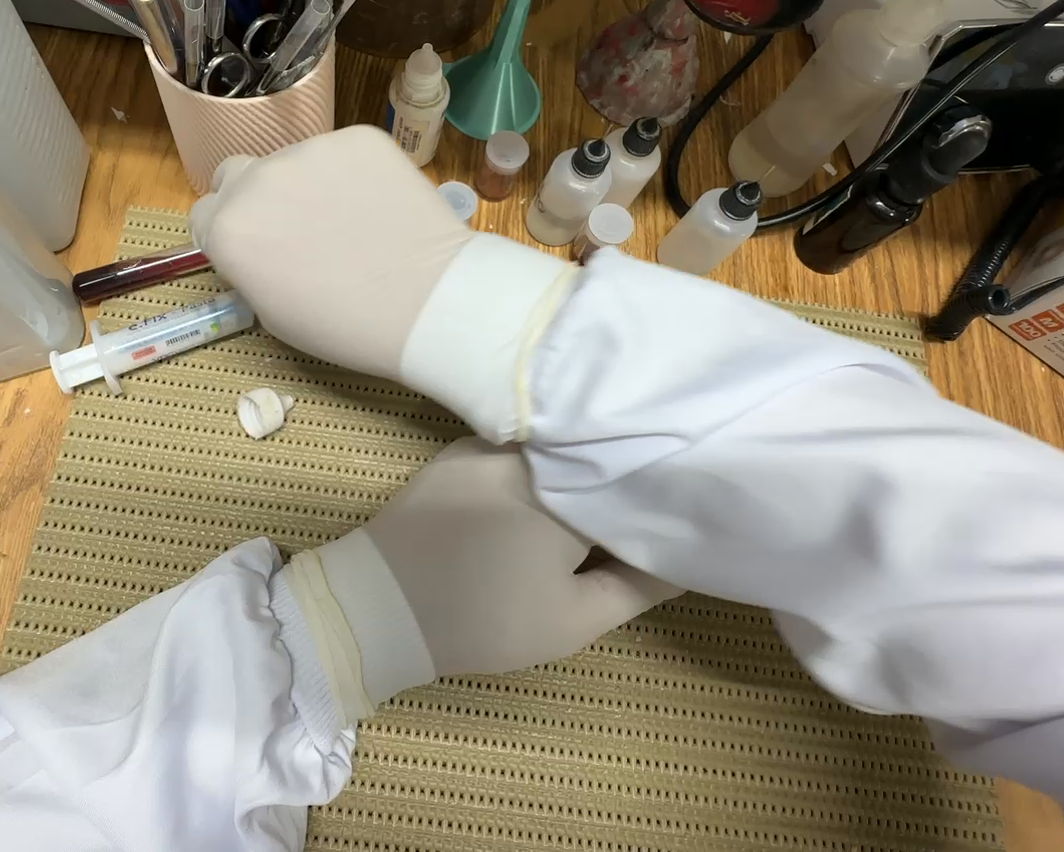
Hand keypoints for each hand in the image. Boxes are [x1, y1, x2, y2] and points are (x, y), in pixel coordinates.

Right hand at [189, 126, 472, 380]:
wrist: (427, 301)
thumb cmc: (347, 326)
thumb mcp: (274, 315)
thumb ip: (251, 269)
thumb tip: (260, 249)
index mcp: (228, 228)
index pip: (203, 215)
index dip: (229, 234)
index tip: (258, 250)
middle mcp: (258, 179)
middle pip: (237, 175)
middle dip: (254, 198)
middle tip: (295, 228)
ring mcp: (310, 150)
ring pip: (293, 162)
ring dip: (306, 184)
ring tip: (351, 221)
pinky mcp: (359, 137)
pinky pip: (341, 152)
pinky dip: (352, 173)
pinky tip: (379, 206)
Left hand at [280, 438, 679, 722]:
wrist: (381, 604)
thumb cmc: (483, 618)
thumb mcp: (572, 620)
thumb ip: (637, 586)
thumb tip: (681, 557)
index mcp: (566, 488)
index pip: (633, 480)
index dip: (656, 497)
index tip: (672, 513)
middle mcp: (531, 450)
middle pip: (593, 455)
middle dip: (615, 479)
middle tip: (634, 508)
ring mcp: (489, 443)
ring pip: (555, 448)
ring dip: (575, 469)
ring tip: (592, 496)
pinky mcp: (458, 449)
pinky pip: (515, 448)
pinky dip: (536, 465)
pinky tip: (543, 488)